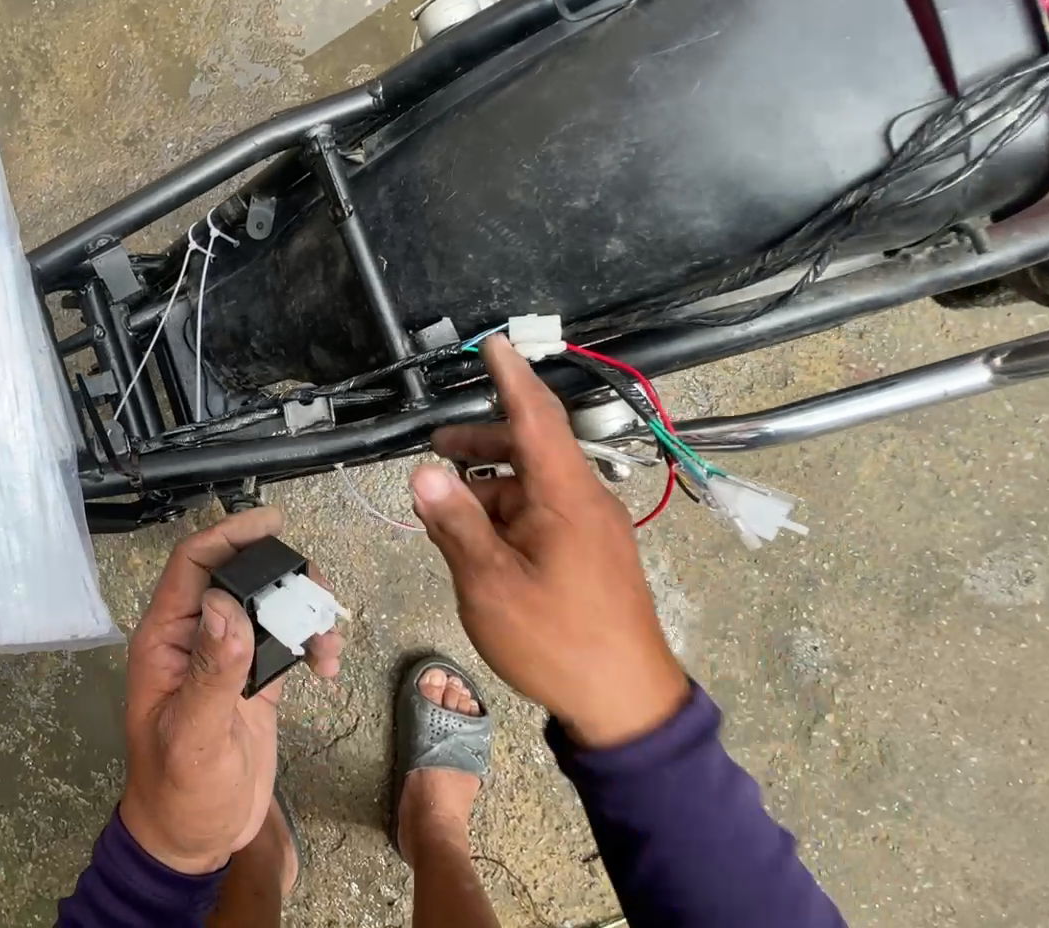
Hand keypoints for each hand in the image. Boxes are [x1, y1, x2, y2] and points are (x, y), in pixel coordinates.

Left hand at [119, 507, 343, 874]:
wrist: (194, 838)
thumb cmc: (179, 791)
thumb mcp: (193, 736)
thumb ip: (211, 671)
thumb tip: (227, 603)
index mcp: (167, 637)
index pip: (193, 565)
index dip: (228, 534)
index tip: (271, 520)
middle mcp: (197, 635)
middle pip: (238, 575)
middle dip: (279, 571)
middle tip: (318, 586)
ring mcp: (228, 654)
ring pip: (267, 603)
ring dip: (301, 608)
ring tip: (328, 634)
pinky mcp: (255, 677)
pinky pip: (285, 639)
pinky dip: (310, 642)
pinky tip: (327, 665)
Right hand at [408, 334, 688, 749]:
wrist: (625, 704)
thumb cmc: (555, 638)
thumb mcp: (490, 582)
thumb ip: (456, 522)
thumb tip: (423, 473)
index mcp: (566, 498)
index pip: (537, 418)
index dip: (511, 378)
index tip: (494, 343)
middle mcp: (584, 501)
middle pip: (530, 449)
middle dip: (480, 441)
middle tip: (435, 444)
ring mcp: (590, 528)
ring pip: (531, 485)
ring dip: (486, 484)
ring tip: (444, 503)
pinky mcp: (589, 553)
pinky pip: (541, 512)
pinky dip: (504, 511)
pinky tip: (475, 536)